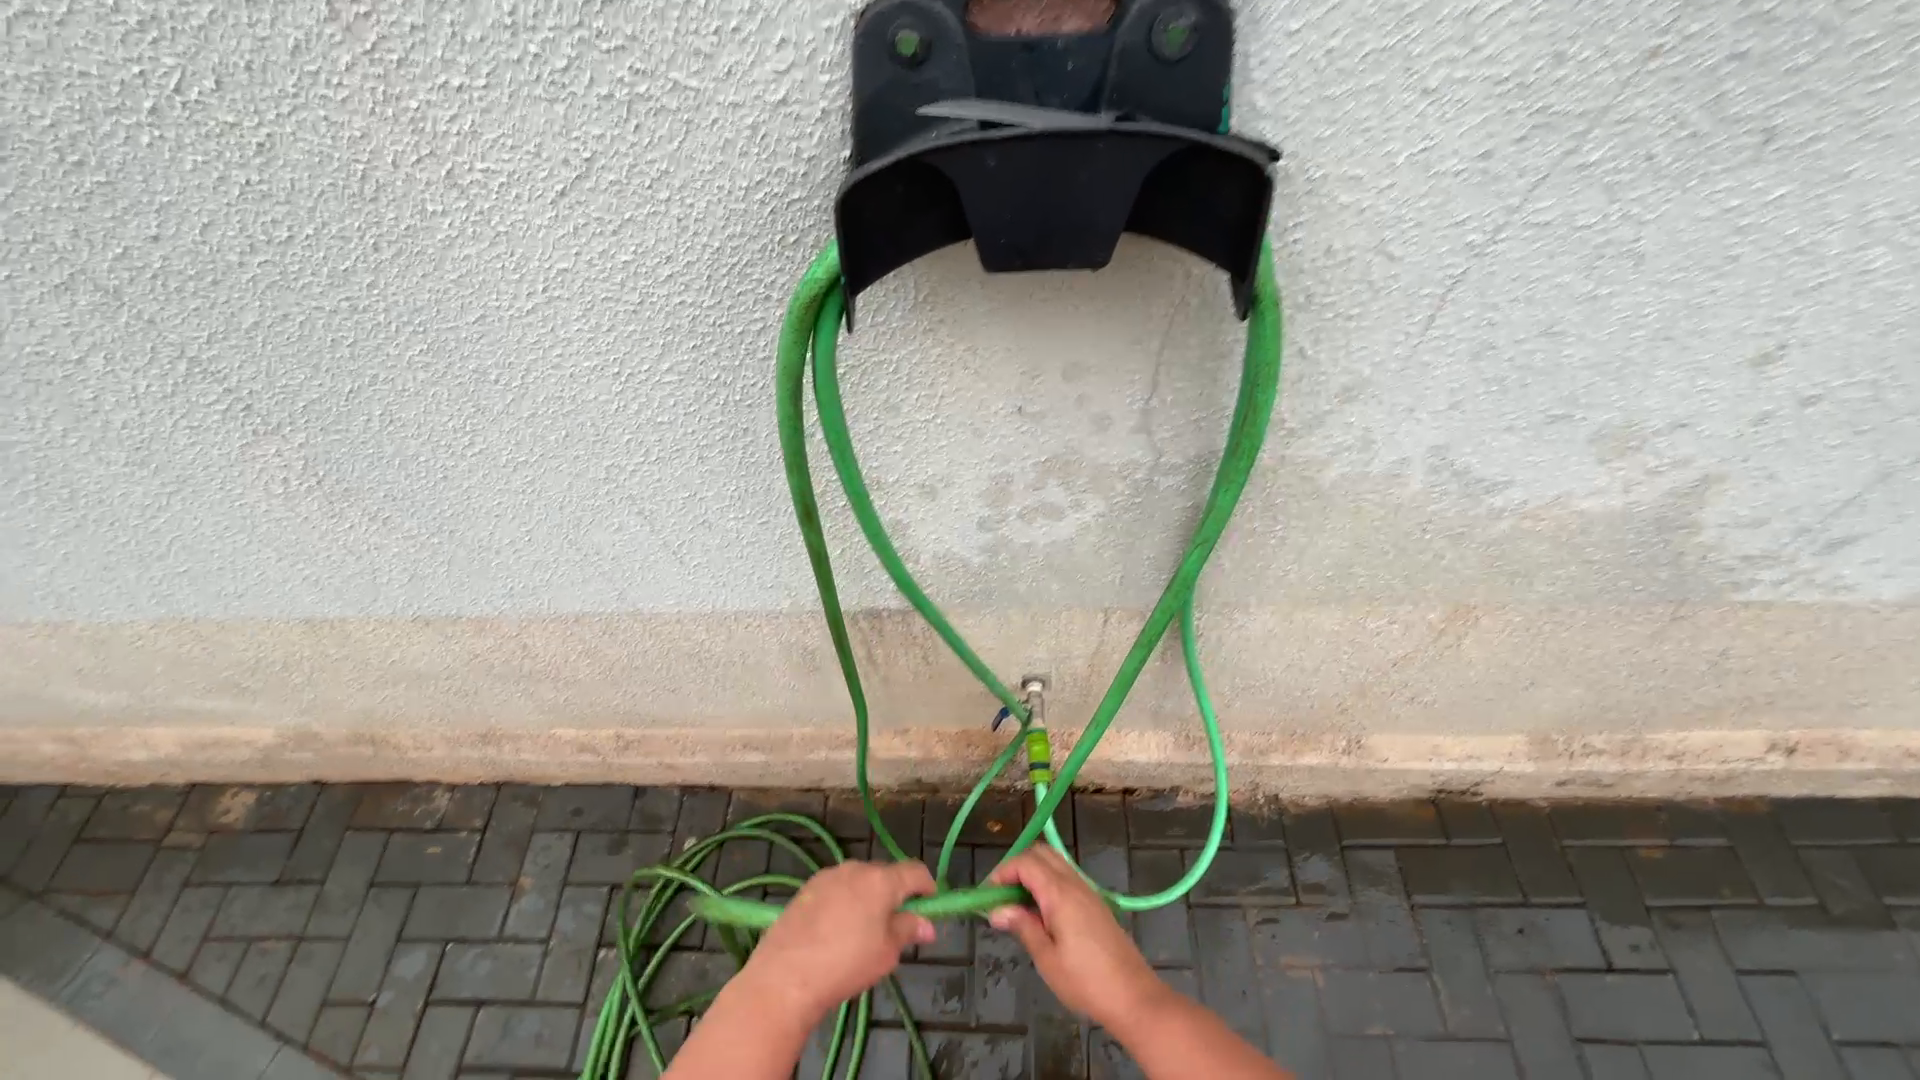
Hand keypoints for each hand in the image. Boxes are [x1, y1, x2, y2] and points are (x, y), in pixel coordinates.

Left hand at [736, 860, 937, 1024]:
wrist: (785, 976)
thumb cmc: (846, 964)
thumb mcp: (887, 952)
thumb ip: (909, 930)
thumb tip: (927, 924)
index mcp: (881, 880)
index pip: (915, 871)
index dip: (927, 887)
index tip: (931, 907)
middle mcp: (855, 869)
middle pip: (886, 875)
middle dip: (895, 895)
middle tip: (896, 927)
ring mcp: (827, 876)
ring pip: (859, 882)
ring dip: (868, 898)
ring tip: (863, 932)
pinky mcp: (806, 889)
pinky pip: (836, 890)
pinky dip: (844, 903)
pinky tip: (836, 932)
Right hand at [986, 845, 1168, 1028]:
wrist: (1134, 996)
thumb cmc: (1086, 981)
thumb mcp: (1046, 958)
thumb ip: (1022, 927)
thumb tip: (997, 910)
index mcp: (1060, 893)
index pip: (1025, 862)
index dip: (1002, 872)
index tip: (987, 896)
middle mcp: (1075, 884)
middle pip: (1041, 854)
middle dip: (1016, 868)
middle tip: (1001, 898)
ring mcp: (1088, 892)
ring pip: (1055, 864)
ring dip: (1033, 875)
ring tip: (1018, 908)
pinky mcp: (1096, 904)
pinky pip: (1067, 878)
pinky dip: (1048, 884)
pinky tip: (1042, 915)